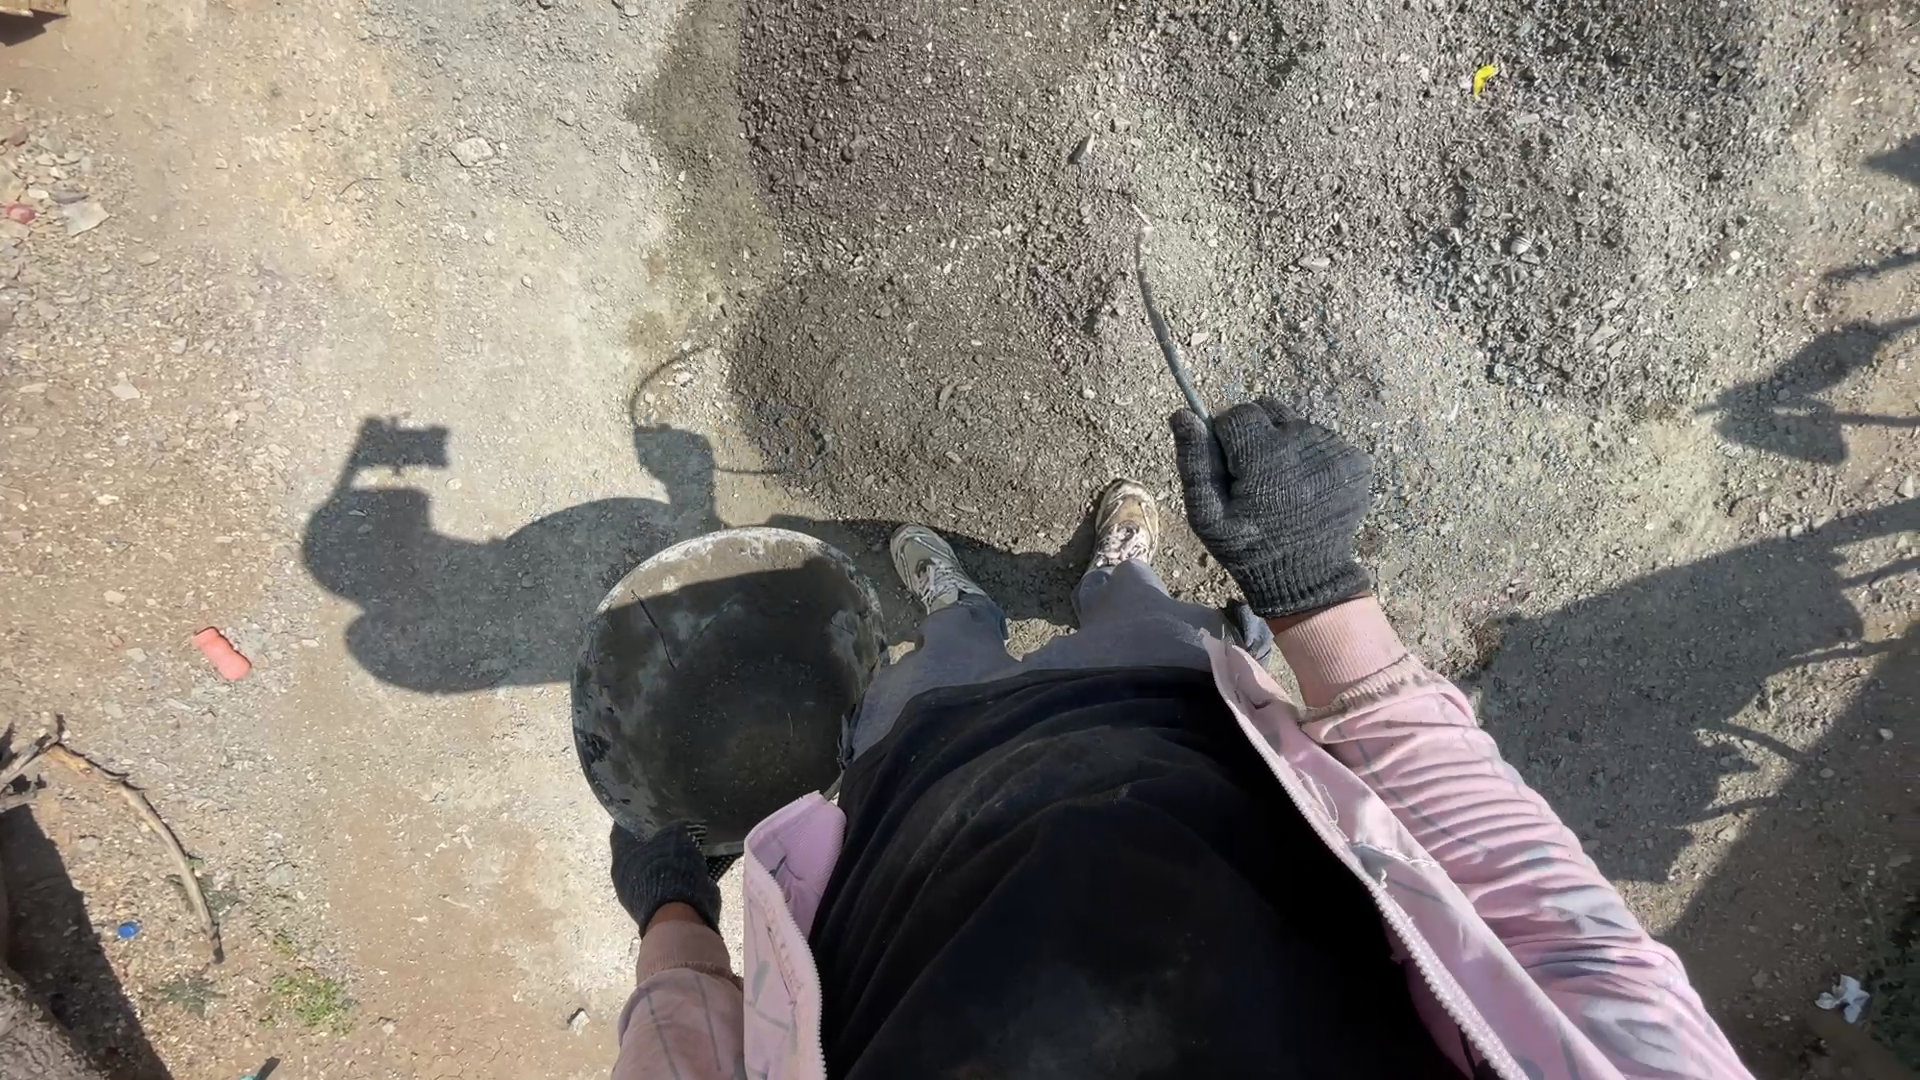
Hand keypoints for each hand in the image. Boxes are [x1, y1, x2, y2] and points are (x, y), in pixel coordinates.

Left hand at [609, 821, 722, 932]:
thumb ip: (675, 827)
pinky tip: (696, 861)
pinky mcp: (658, 905)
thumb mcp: (676, 835)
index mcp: (622, 856)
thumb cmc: (670, 869)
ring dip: (669, 856)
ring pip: (655, 866)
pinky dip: (679, 872)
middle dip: (654, 837)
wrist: (680, 913)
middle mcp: (625, 875)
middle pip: (638, 849)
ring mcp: (640, 894)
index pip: (622, 829)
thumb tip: (679, 825)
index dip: (634, 816)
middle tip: (674, 821)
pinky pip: (668, 880)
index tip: (648, 806)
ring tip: (690, 840)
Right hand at [1169, 398, 1372, 617]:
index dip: (1225, 438)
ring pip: (1295, 423)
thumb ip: (1194, 462)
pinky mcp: (1357, 460)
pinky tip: (1302, 488)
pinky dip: (1308, 456)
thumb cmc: (1246, 548)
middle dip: (1253, 436)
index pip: (1237, 414)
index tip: (1228, 468)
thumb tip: (1182, 414)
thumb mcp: (1206, 514)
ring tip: (1278, 486)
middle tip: (1252, 477)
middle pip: (1268, 411)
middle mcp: (1305, 444)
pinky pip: (1321, 439)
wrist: (1306, 577)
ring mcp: (1336, 451)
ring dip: (1281, 445)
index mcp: (1265, 457)